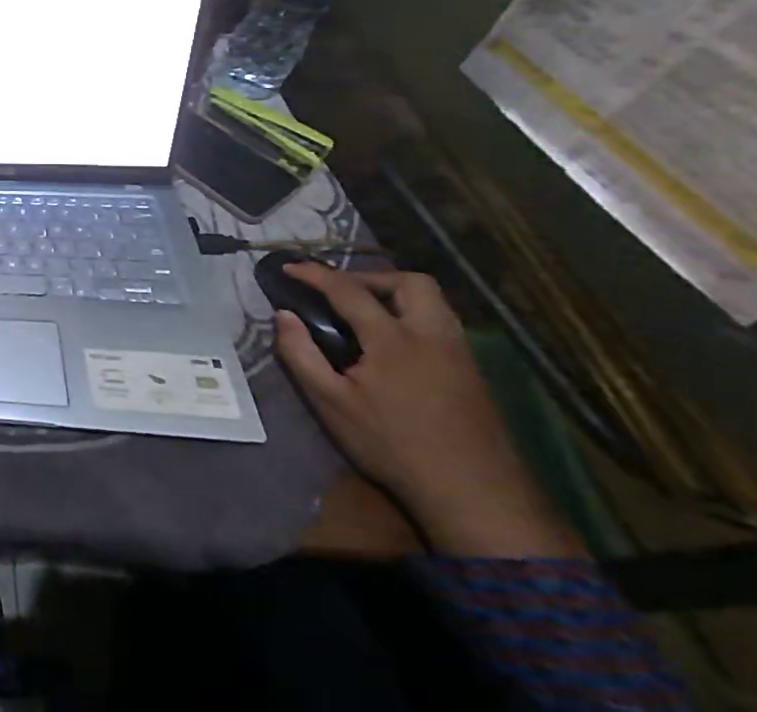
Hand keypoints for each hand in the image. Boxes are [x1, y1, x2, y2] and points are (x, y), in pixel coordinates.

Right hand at [275, 264, 583, 558]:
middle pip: (409, 282)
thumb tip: (284, 316)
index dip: (316, 275)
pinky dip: (413, 314)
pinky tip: (396, 341)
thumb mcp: (331, 403)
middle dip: (371, 277)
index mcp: (394, 338)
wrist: (471, 490)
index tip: (290, 267)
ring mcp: (459, 350)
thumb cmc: (392, 444)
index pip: (349, 291)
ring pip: (433, 300)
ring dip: (396, 293)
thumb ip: (301, 355)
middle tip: (341, 292)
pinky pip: (441, 322)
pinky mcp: (472, 369)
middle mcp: (432, 333)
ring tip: (367, 312)